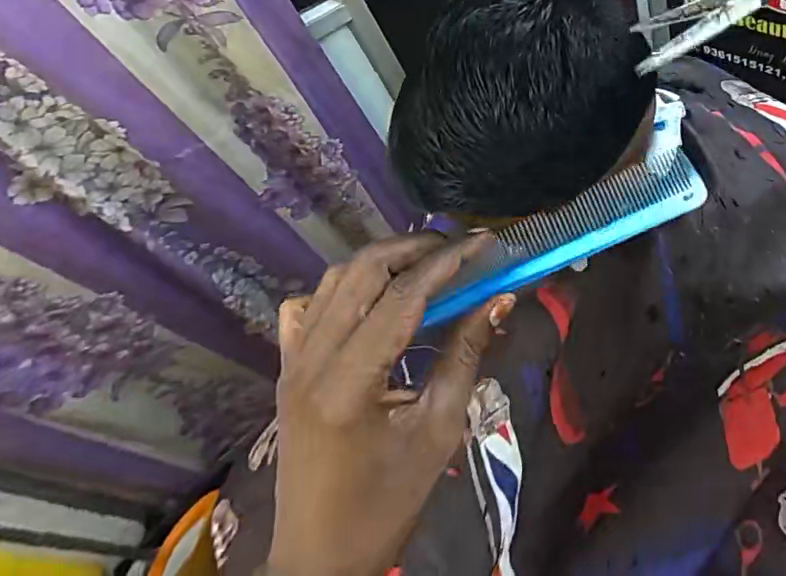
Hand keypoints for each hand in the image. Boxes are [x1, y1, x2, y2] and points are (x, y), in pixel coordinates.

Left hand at [266, 234, 512, 575]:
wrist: (319, 559)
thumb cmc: (386, 504)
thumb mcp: (438, 431)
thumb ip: (466, 355)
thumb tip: (499, 299)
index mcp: (348, 383)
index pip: (404, 296)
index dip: (448, 262)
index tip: (483, 242)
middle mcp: (312, 359)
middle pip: (364, 271)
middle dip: (415, 248)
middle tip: (458, 248)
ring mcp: (292, 360)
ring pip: (337, 279)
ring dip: (384, 260)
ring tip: (427, 262)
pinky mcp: (286, 366)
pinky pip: (311, 304)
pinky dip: (346, 285)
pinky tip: (373, 294)